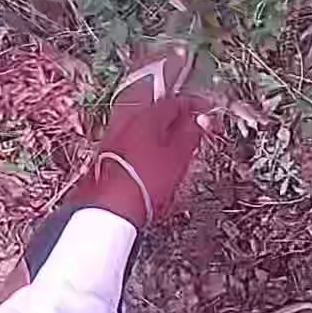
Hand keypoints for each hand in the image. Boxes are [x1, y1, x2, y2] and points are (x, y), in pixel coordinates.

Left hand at [65, 47, 208, 227]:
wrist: (109, 211)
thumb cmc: (140, 185)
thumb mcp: (178, 158)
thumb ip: (191, 134)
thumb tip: (200, 121)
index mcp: (146, 116)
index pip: (174, 102)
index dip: (193, 105)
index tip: (204, 110)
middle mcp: (126, 121)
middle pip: (156, 109)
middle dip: (175, 115)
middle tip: (192, 124)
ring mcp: (114, 136)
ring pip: (143, 124)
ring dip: (161, 129)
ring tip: (176, 144)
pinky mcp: (107, 153)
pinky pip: (133, 138)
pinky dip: (148, 142)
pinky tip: (155, 157)